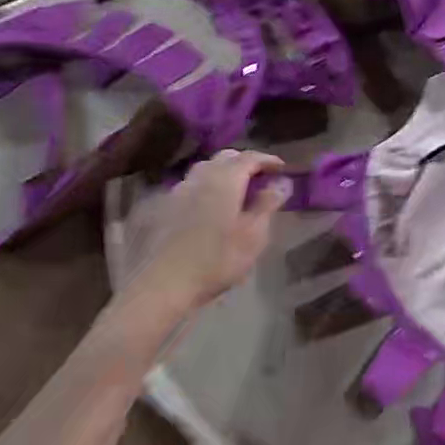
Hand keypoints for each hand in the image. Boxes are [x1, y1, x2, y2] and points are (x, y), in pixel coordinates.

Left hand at [127, 149, 290, 314]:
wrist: (161, 287)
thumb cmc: (216, 260)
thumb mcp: (254, 235)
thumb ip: (268, 203)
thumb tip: (282, 182)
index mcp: (225, 180)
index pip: (250, 157)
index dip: (268, 160)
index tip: (283, 169)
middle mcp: (199, 178)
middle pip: (225, 158)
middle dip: (245, 162)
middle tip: (260, 178)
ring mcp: (176, 192)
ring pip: (204, 170)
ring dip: (223, 173)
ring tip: (236, 190)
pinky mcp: (161, 209)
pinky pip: (189, 187)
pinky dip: (205, 188)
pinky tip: (209, 207)